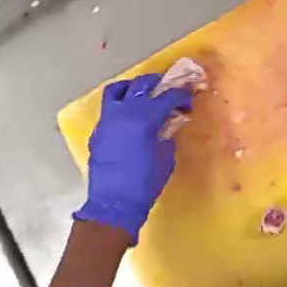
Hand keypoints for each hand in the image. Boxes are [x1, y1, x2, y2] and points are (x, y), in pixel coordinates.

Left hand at [74, 73, 192, 242]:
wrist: (114, 202)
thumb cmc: (146, 182)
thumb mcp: (165, 156)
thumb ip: (166, 134)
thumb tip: (167, 124)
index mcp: (144, 118)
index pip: (166, 97)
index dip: (180, 95)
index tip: (188, 98)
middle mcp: (123, 112)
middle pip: (141, 85)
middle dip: (157, 84)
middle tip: (168, 89)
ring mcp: (107, 119)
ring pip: (118, 90)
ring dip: (133, 87)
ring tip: (143, 93)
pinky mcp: (98, 130)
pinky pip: (109, 108)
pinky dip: (121, 105)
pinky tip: (129, 116)